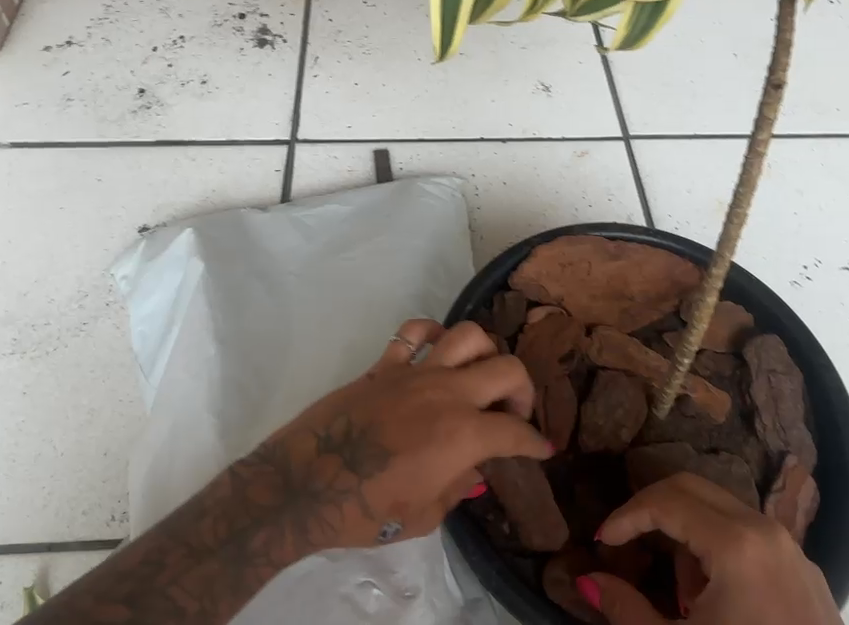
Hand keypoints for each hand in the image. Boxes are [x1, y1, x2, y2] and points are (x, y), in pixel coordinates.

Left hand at [241, 318, 552, 551]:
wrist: (305, 484)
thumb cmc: (366, 510)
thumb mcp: (425, 516)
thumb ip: (458, 487)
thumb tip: (473, 468)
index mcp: (463, 435)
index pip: (516, 432)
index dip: (536, 443)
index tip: (543, 449)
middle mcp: (447, 393)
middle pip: (506, 368)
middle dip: (523, 389)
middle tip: (514, 412)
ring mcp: (415, 372)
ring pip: (467, 335)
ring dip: (485, 352)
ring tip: (481, 375)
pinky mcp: (384, 365)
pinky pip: (414, 331)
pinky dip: (432, 334)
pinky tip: (437, 352)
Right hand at [581, 473, 842, 624]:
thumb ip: (625, 610)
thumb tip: (587, 580)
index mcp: (735, 544)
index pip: (666, 500)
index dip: (626, 516)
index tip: (601, 542)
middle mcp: (766, 530)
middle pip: (693, 488)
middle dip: (652, 512)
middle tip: (626, 544)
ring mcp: (792, 549)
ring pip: (723, 510)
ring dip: (688, 534)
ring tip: (681, 595)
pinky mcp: (807, 572)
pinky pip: (752, 536)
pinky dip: (721, 550)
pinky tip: (718, 603)